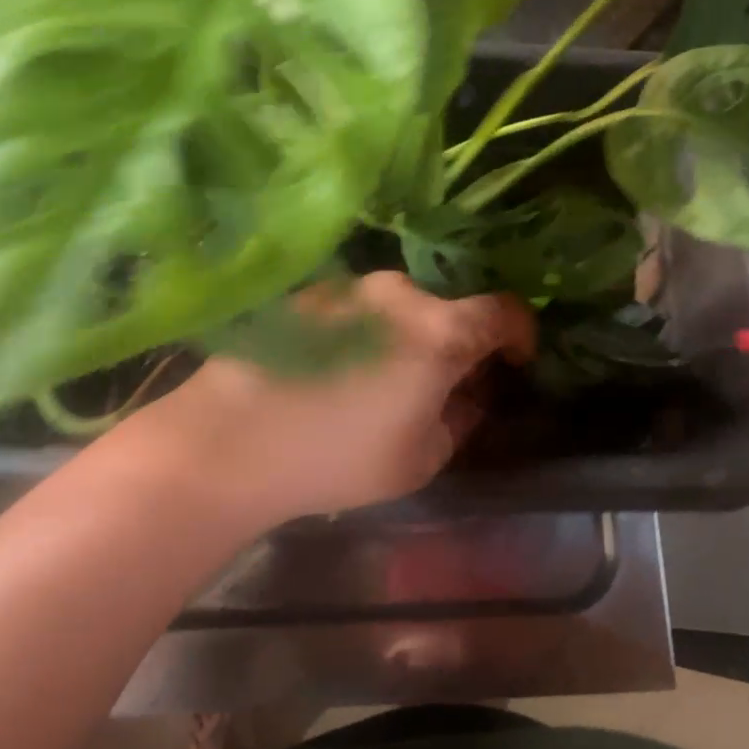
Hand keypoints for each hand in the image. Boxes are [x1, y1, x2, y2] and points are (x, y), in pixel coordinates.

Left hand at [109, 272, 534, 527]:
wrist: (227, 442)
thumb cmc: (336, 459)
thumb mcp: (419, 460)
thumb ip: (458, 421)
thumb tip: (465, 397)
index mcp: (439, 331)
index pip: (505, 312)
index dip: (520, 336)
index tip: (513, 363)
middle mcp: (396, 294)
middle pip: (447, 308)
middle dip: (455, 344)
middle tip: (441, 387)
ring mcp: (345, 289)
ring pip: (397, 309)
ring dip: (406, 339)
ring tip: (380, 385)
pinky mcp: (303, 297)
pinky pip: (355, 311)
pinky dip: (364, 335)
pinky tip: (335, 375)